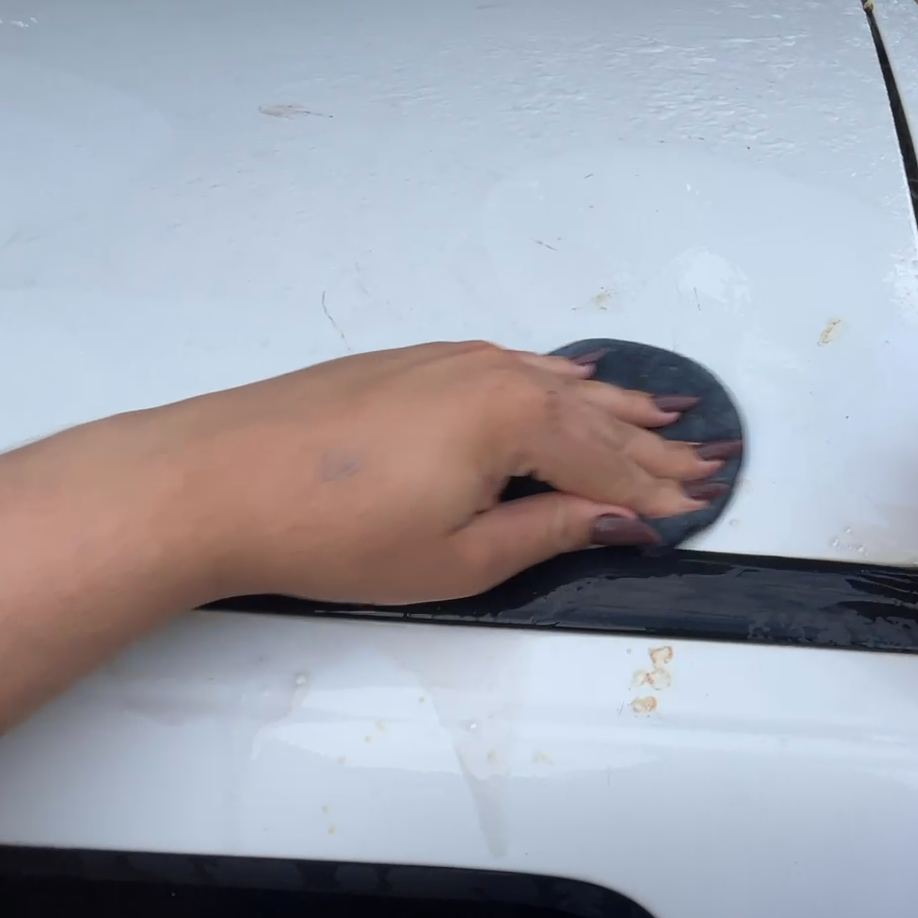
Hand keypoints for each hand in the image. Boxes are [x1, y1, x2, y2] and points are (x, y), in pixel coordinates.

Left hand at [110, 341, 734, 604]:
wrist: (209, 480)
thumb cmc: (336, 534)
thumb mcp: (461, 556)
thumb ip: (553, 529)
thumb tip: (622, 521)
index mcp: (516, 421)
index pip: (608, 468)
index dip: (656, 495)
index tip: (700, 505)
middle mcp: (500, 376)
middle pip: (598, 421)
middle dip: (656, 448)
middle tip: (708, 459)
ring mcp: (462, 361)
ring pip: (565, 387)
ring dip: (621, 405)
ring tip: (670, 412)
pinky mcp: (428, 361)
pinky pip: (524, 367)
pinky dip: (566, 379)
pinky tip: (584, 375)